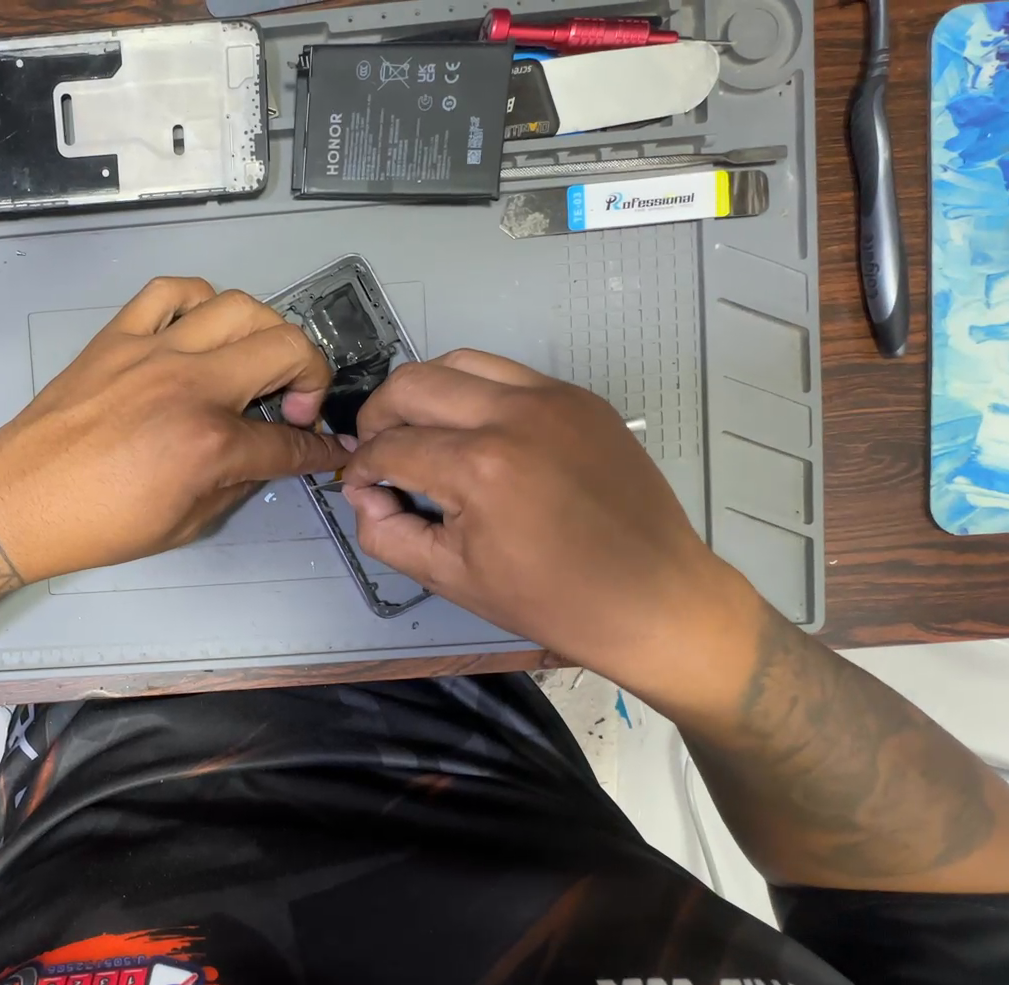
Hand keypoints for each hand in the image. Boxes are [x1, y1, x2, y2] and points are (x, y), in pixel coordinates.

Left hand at [0, 277, 348, 581]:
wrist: (19, 501)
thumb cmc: (98, 526)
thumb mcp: (184, 525)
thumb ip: (236, 484)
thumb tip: (264, 458)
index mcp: (211, 445)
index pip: (291, 442)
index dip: (319, 450)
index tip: (329, 449)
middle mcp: (191, 386)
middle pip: (286, 349)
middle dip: (312, 377)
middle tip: (295, 406)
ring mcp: (153, 352)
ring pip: (238, 306)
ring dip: (265, 333)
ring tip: (254, 363)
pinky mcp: (118, 337)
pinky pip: (171, 291)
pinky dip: (198, 301)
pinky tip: (200, 328)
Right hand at [341, 349, 762, 691]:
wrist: (651, 597)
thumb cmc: (548, 599)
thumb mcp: (448, 577)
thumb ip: (384, 533)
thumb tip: (364, 493)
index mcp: (479, 468)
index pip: (390, 446)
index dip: (360, 468)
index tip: (357, 485)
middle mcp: (514, 416)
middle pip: (412, 384)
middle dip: (377, 416)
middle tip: (377, 451)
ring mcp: (553, 398)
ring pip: (457, 362)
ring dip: (422, 394)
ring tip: (419, 432)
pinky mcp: (579, 398)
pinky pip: (505, 374)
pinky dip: (471, 394)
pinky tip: (472, 434)